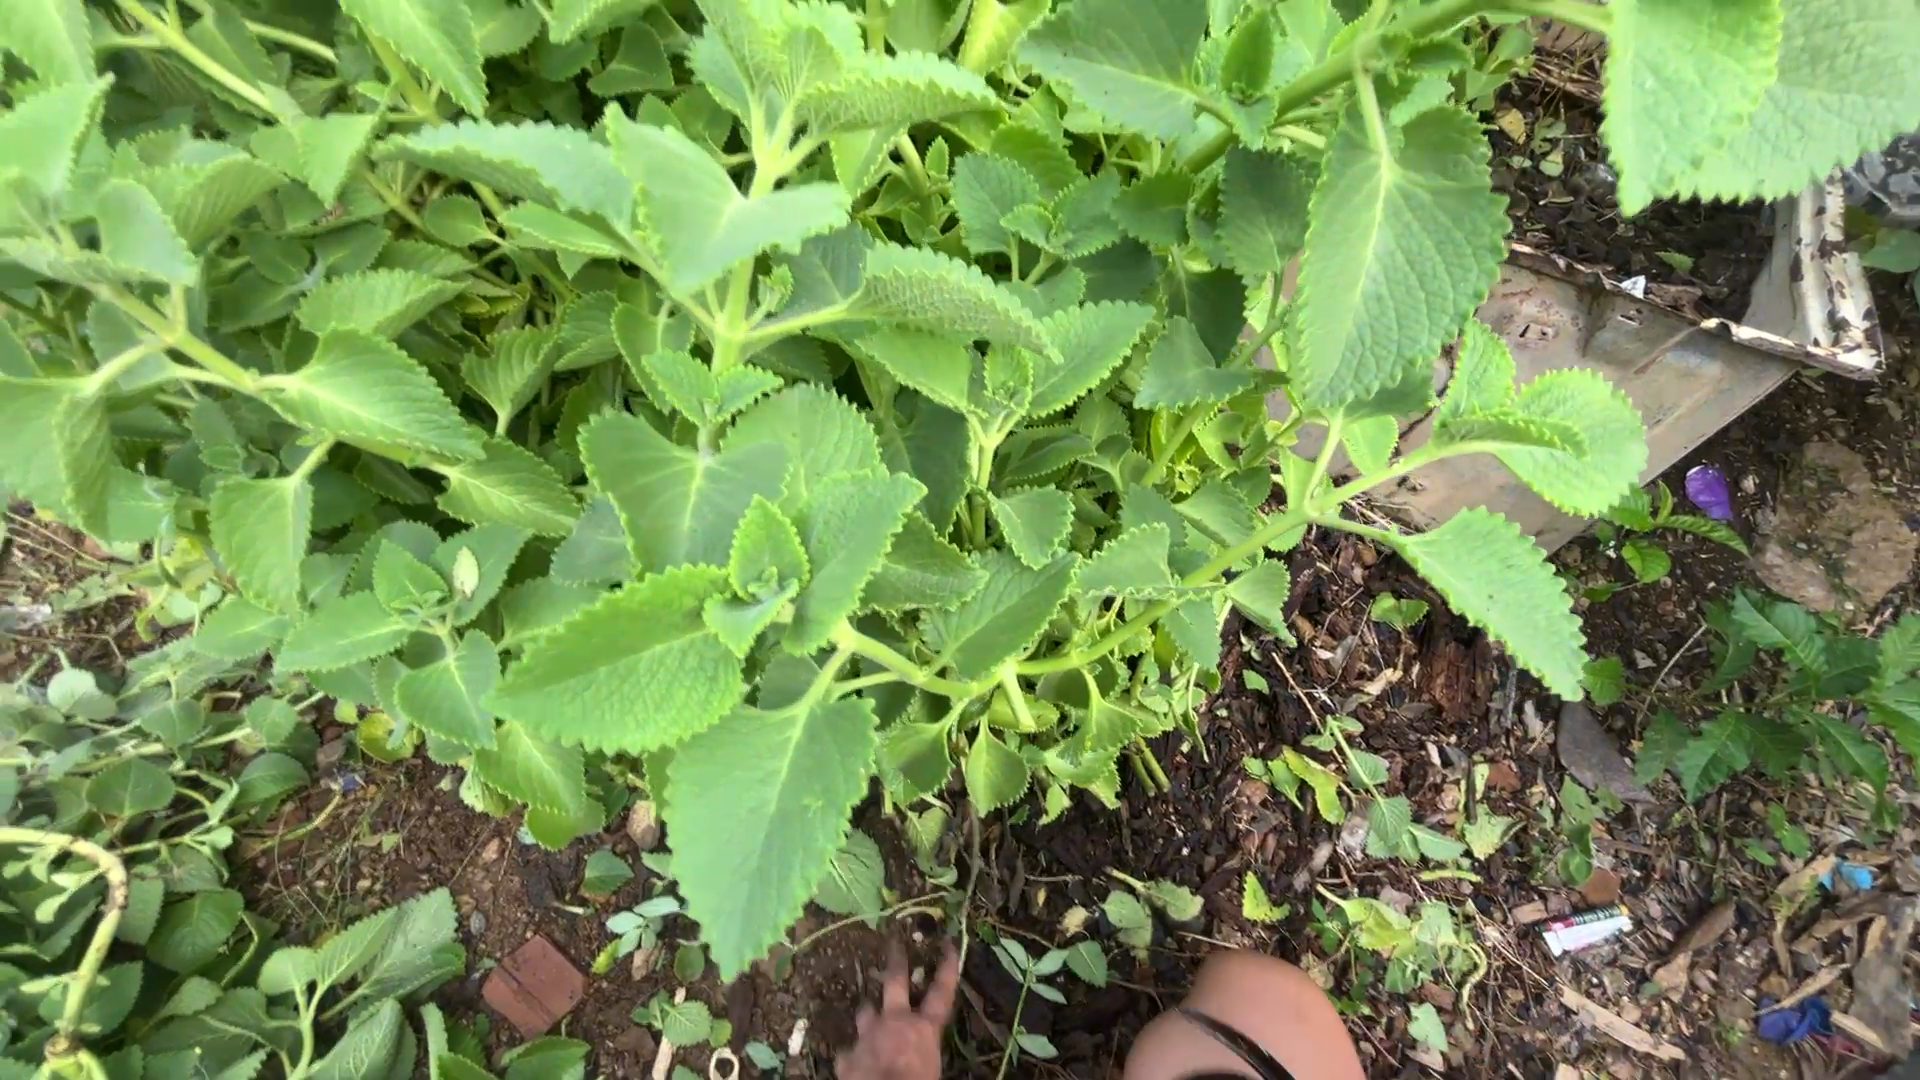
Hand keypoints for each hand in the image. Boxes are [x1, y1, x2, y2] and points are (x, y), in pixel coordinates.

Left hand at [834, 941, 960, 1079]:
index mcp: (923, 1029)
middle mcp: (895, 1022)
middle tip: (894, 940)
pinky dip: (853, 1055)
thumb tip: (929, 1057)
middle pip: (895, 982)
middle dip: (896, 960)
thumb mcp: (933, 1071)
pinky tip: (853, 1059)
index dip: (947, 966)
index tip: (949, 943)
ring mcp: (868, 1036)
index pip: (942, 992)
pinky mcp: (847, 1056)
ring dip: (869, 1012)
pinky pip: (849, 1052)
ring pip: (866, 1011)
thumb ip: (929, 1055)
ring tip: (868, 1011)